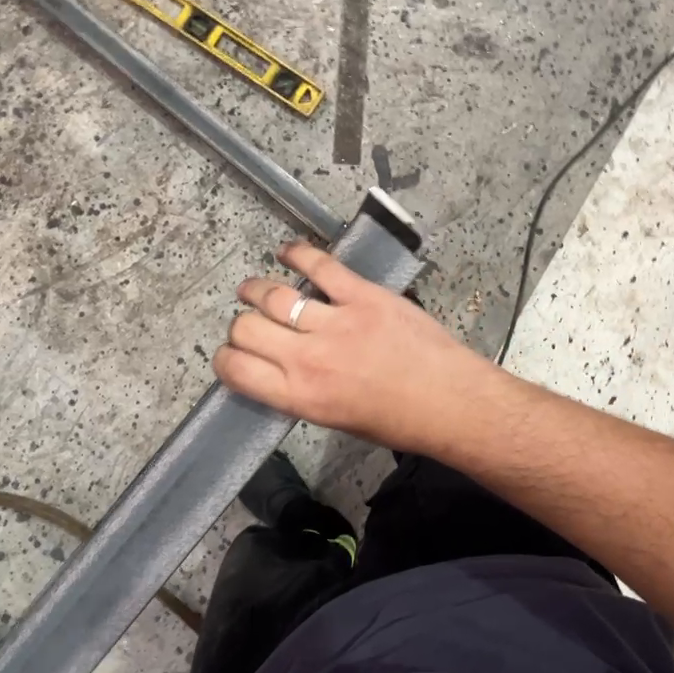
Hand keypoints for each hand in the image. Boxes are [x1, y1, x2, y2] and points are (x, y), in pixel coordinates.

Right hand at [214, 241, 503, 450]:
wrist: (448, 400)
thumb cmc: (395, 420)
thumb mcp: (333, 420)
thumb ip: (298, 392)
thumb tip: (274, 370)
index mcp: (300, 396)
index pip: (235, 368)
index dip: (225, 357)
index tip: (232, 352)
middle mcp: (309, 358)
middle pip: (247, 328)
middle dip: (240, 325)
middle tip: (250, 324)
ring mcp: (337, 322)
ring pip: (274, 295)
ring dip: (256, 289)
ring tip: (253, 289)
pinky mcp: (363, 295)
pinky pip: (321, 266)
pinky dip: (298, 253)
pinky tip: (287, 252)